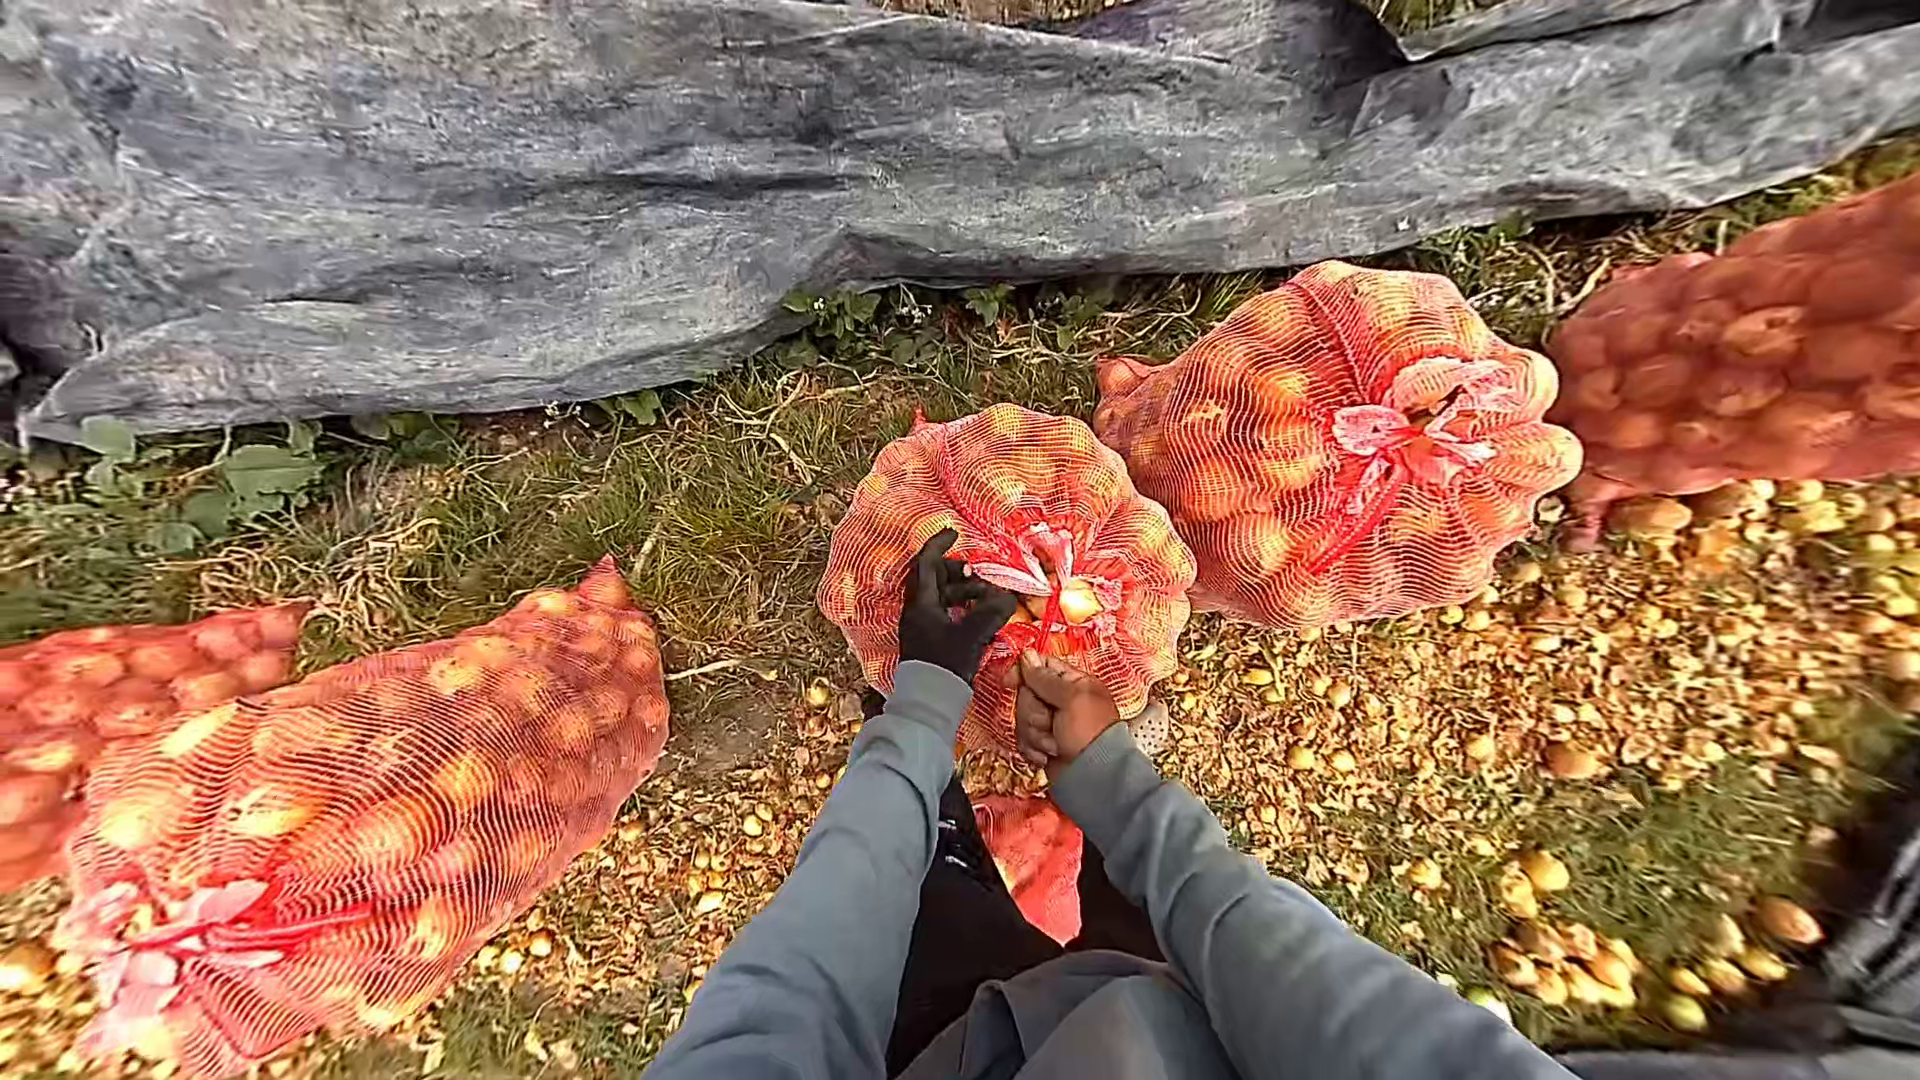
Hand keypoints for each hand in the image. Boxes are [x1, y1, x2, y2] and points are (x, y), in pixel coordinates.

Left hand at [897, 528, 1016, 681]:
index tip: (953, 533)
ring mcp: (924, 627)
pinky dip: (965, 611)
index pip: (925, 564)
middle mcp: (918, 612)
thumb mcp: (971, 635)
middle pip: (936, 580)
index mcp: (921, 604)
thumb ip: (990, 612)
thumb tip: (1007, 598)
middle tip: (980, 578)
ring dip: (966, 594)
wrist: (930, 703)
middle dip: (960, 574)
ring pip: (944, 598)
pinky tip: (983, 621)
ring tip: (989, 602)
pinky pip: (948, 615)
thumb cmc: (945, 665)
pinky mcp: (932, 642)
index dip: (938, 545)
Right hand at [1010, 649, 1120, 777]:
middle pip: (1026, 693)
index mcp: (1072, 682)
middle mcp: (1060, 699)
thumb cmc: (1090, 733)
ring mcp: (1050, 722)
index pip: (1040, 666)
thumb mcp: (1071, 698)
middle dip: (1033, 710)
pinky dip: (1034, 747)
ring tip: (1055, 743)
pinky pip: (1023, 737)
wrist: (1093, 776)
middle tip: (1050, 721)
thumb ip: (1045, 678)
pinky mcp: (1041, 742)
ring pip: (1022, 716)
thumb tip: (1027, 655)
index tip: (1011, 681)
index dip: (1023, 672)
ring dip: (1035, 732)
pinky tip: (1049, 753)